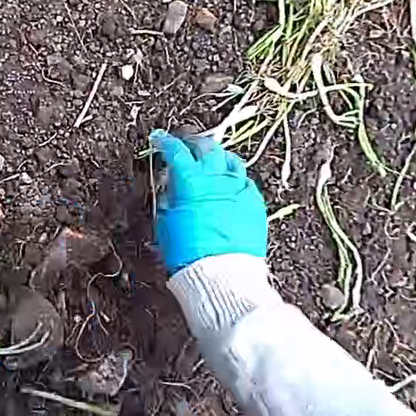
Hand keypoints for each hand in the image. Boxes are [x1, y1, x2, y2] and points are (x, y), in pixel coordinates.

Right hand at [150, 130, 266, 273]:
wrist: (222, 276)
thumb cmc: (190, 254)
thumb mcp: (166, 223)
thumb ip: (169, 198)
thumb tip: (171, 187)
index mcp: (191, 182)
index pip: (177, 151)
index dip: (166, 142)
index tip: (160, 139)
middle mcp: (217, 180)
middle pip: (207, 147)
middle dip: (193, 142)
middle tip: (185, 143)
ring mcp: (239, 190)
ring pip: (229, 160)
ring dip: (217, 155)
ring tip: (209, 158)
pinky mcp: (254, 204)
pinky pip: (244, 181)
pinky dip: (234, 177)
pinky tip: (229, 182)